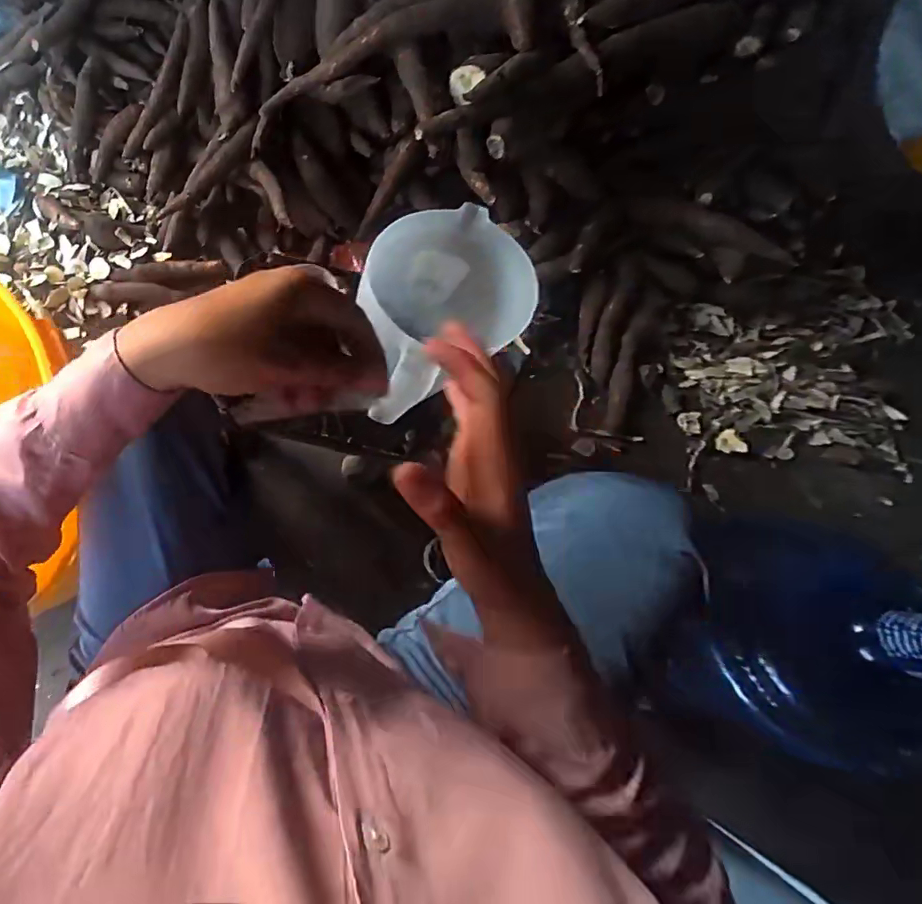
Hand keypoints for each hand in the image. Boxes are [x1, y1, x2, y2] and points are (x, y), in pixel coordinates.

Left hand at [114, 265, 387, 409]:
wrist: (163, 344)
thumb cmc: (227, 350)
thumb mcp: (283, 366)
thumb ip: (331, 371)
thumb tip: (374, 380)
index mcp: (304, 287)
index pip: (354, 320)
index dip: (368, 356)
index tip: (375, 388)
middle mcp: (291, 284)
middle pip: (330, 329)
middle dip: (334, 368)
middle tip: (334, 400)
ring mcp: (269, 296)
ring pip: (307, 337)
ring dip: (310, 371)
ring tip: (301, 401)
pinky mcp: (251, 312)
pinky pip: (284, 337)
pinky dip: (289, 363)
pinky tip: (282, 388)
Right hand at [391, 323, 569, 650]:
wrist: (519, 598)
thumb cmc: (491, 572)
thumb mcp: (463, 545)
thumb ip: (438, 507)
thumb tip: (402, 466)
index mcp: (496, 460)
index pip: (486, 399)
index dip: (464, 366)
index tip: (434, 341)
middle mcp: (499, 450)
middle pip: (493, 391)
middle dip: (473, 355)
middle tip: (445, 323)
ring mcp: (493, 459)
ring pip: (487, 401)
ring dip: (470, 369)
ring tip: (446, 342)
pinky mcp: (483, 469)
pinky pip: (476, 418)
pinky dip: (463, 394)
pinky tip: (448, 390)